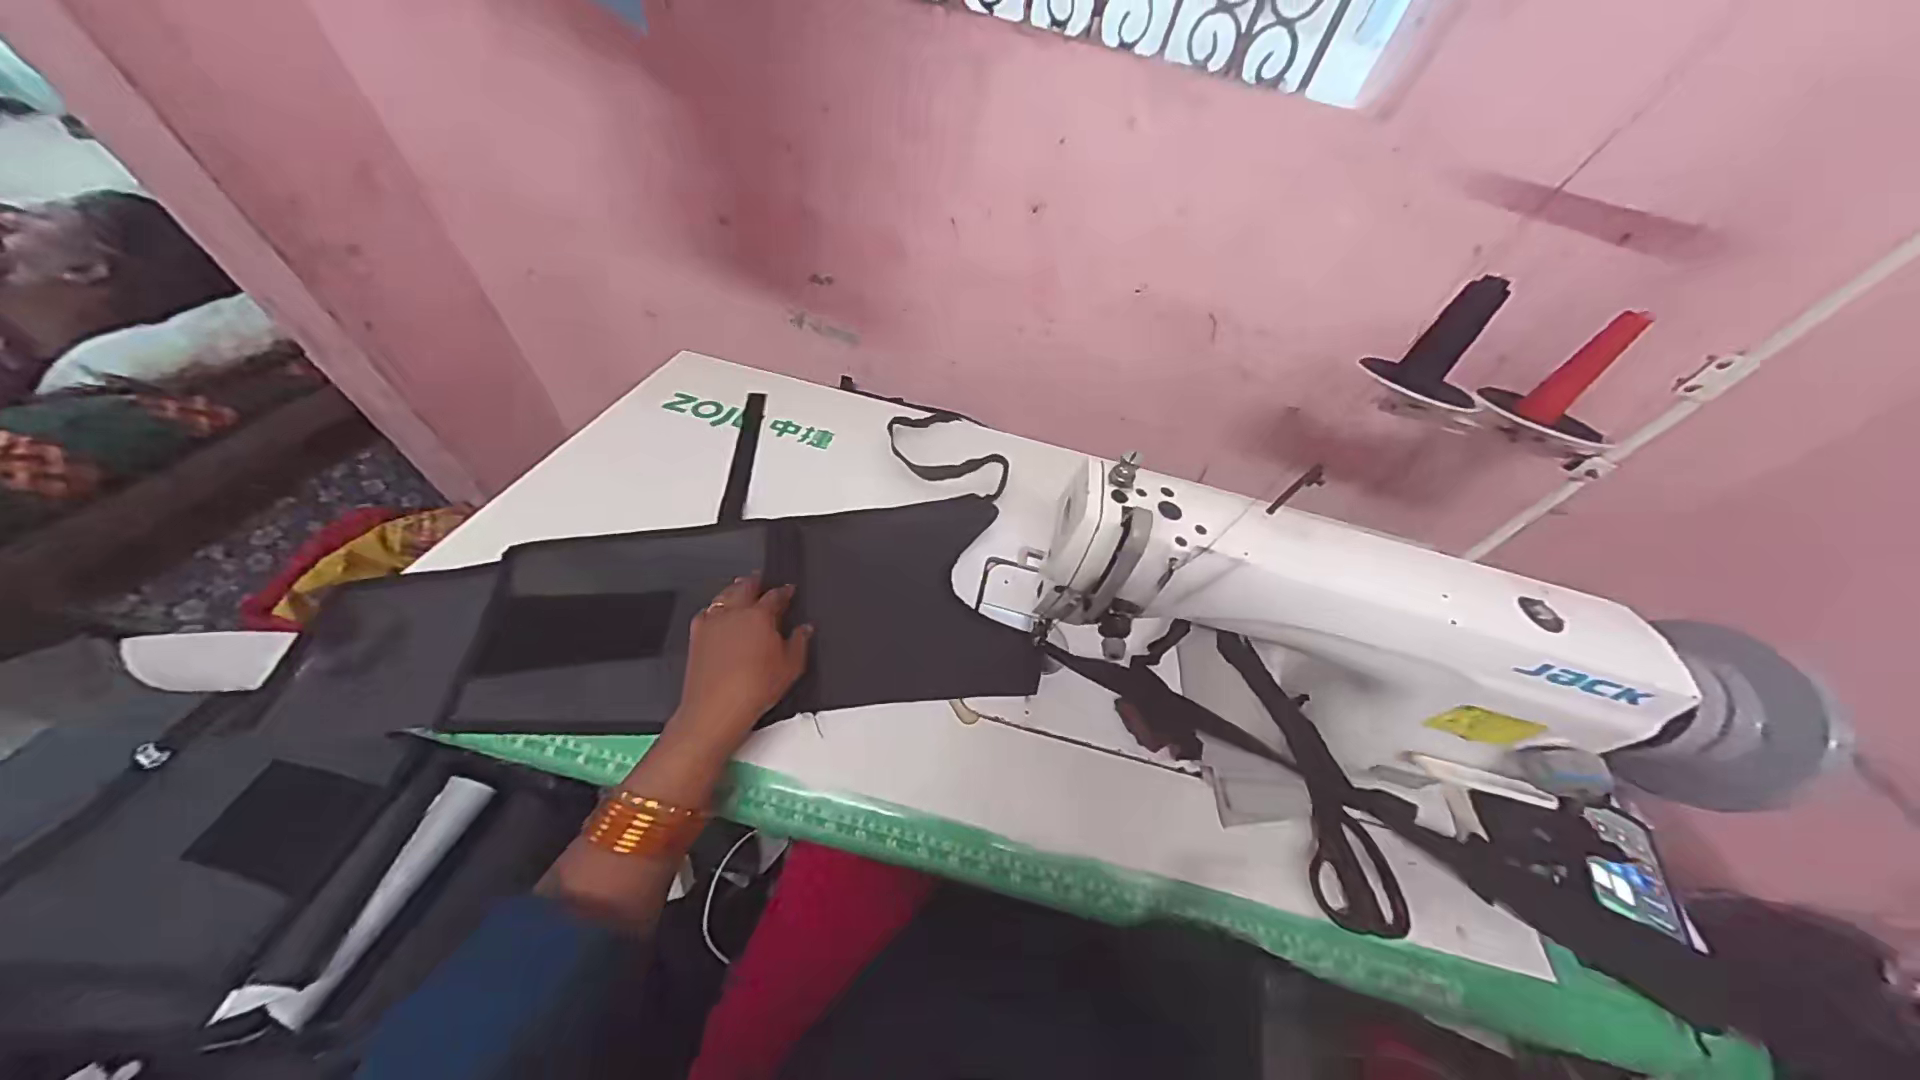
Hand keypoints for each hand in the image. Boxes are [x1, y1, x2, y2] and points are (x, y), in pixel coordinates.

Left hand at [670, 573, 811, 752]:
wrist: (716, 709)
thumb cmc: (751, 689)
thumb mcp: (791, 666)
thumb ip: (800, 642)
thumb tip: (804, 631)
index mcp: (759, 615)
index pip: (775, 595)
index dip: (784, 591)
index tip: (788, 591)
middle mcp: (733, 613)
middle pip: (745, 586)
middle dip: (756, 581)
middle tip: (763, 580)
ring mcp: (712, 623)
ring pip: (724, 595)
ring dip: (735, 590)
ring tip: (741, 590)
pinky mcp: (696, 636)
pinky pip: (706, 612)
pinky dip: (714, 609)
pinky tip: (717, 615)